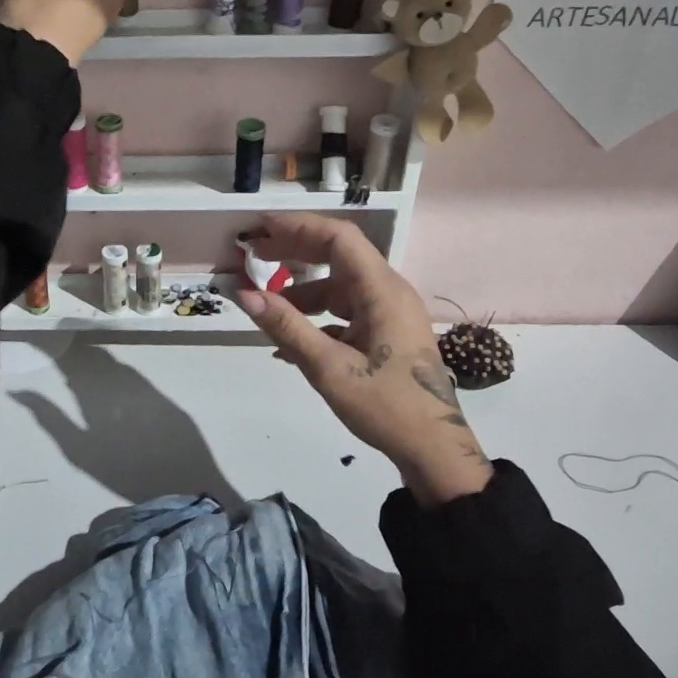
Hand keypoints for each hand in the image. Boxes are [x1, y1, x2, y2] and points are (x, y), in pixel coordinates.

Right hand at [235, 213, 494, 506]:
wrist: (434, 450)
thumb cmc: (385, 406)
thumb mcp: (328, 368)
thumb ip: (286, 326)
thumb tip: (243, 293)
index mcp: (382, 291)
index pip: (339, 237)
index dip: (298, 226)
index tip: (261, 230)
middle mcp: (389, 291)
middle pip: (338, 254)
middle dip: (295, 251)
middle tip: (255, 256)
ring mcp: (389, 312)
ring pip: (339, 285)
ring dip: (302, 290)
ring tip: (266, 306)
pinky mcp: (387, 332)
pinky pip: (345, 310)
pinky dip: (316, 316)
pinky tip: (289, 341)